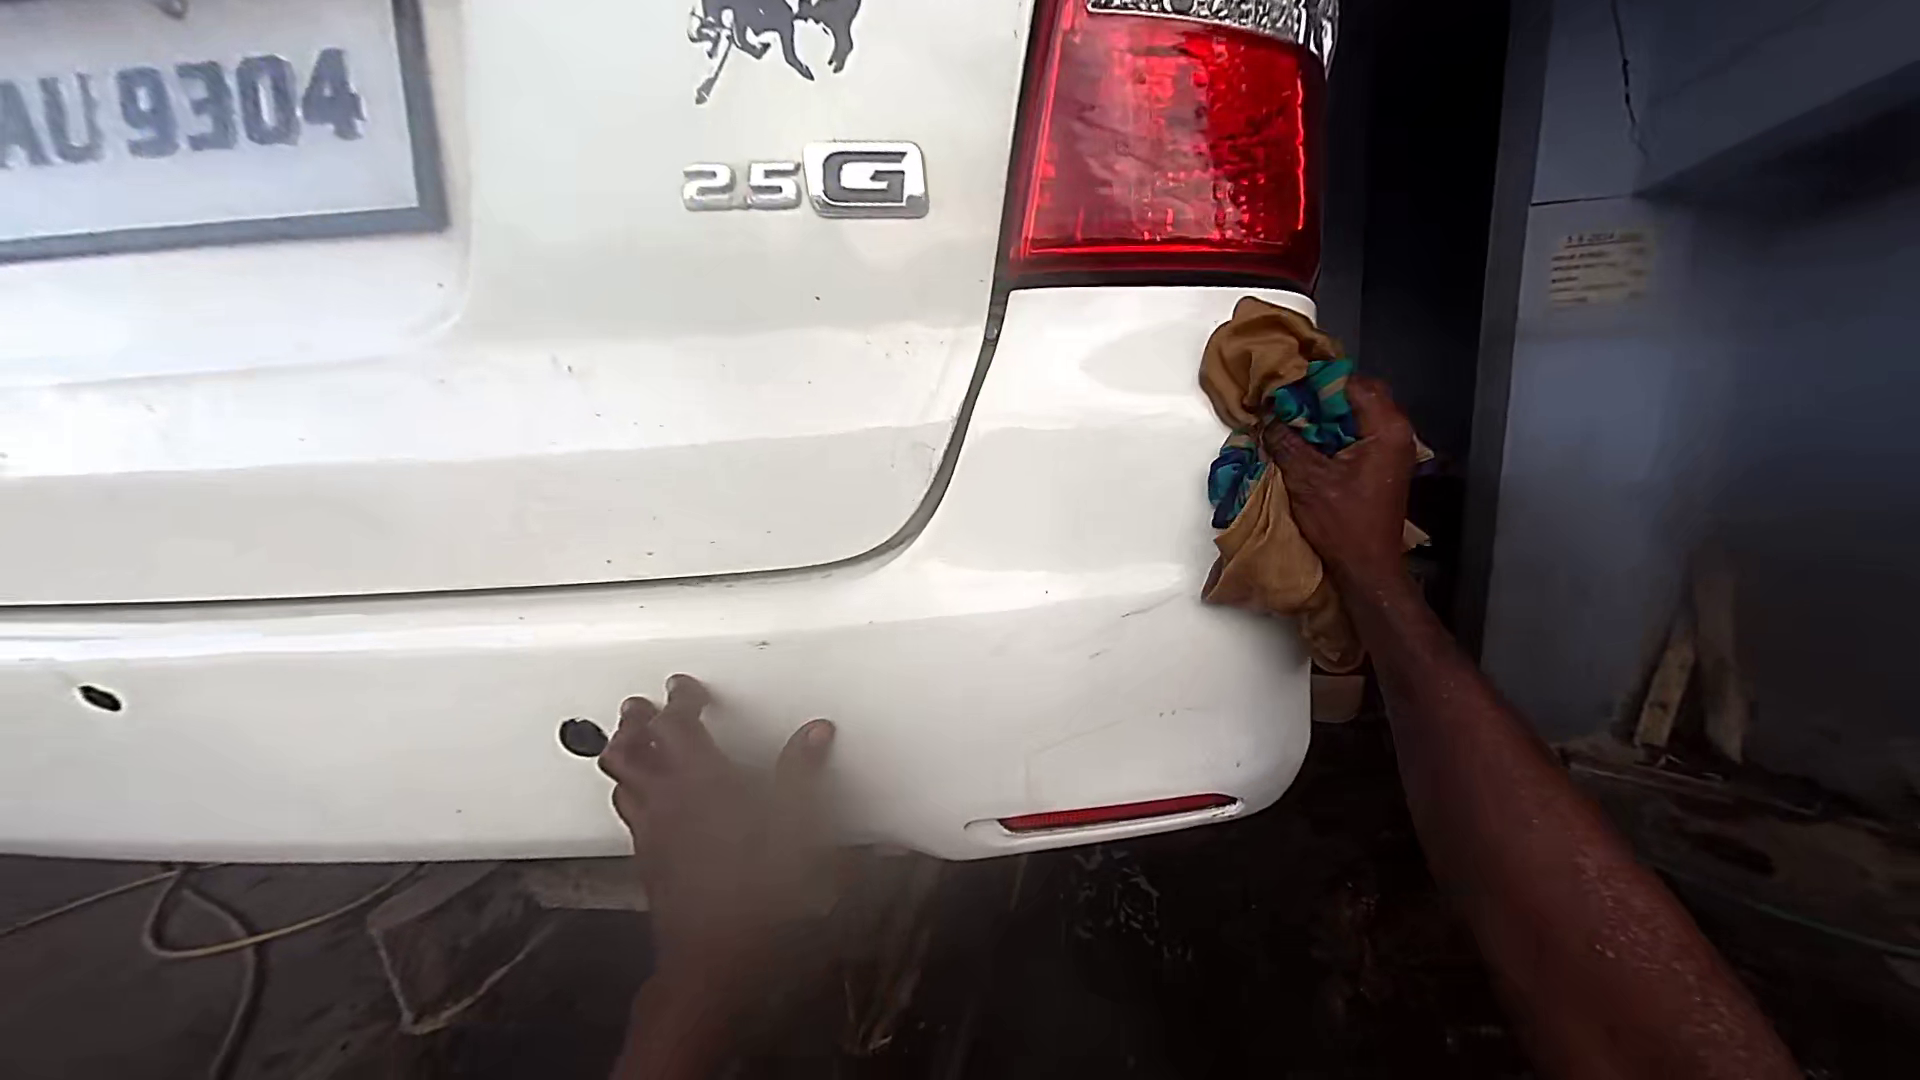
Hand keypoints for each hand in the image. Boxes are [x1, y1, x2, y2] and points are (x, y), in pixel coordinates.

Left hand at [598, 675, 835, 980]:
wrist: (717, 953)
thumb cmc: (759, 886)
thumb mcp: (796, 822)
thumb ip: (802, 771)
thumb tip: (817, 731)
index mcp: (702, 782)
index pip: (676, 725)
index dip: (678, 699)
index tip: (682, 685)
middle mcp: (668, 801)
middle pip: (630, 750)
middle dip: (634, 723)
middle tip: (639, 706)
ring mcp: (652, 830)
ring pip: (620, 781)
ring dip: (623, 753)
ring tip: (630, 740)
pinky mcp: (647, 857)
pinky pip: (627, 810)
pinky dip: (629, 788)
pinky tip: (644, 795)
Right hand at [1262, 376, 1418, 590]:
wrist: (1365, 565)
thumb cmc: (1342, 523)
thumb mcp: (1307, 480)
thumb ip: (1287, 443)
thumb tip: (1267, 419)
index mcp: (1386, 430)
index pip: (1354, 384)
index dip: (1318, 381)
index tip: (1287, 385)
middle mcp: (1396, 433)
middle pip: (1358, 396)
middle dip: (1320, 396)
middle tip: (1285, 401)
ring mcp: (1390, 449)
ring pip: (1355, 415)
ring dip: (1323, 415)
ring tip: (1289, 419)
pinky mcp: (1379, 465)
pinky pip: (1354, 435)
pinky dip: (1330, 433)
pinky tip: (1303, 441)